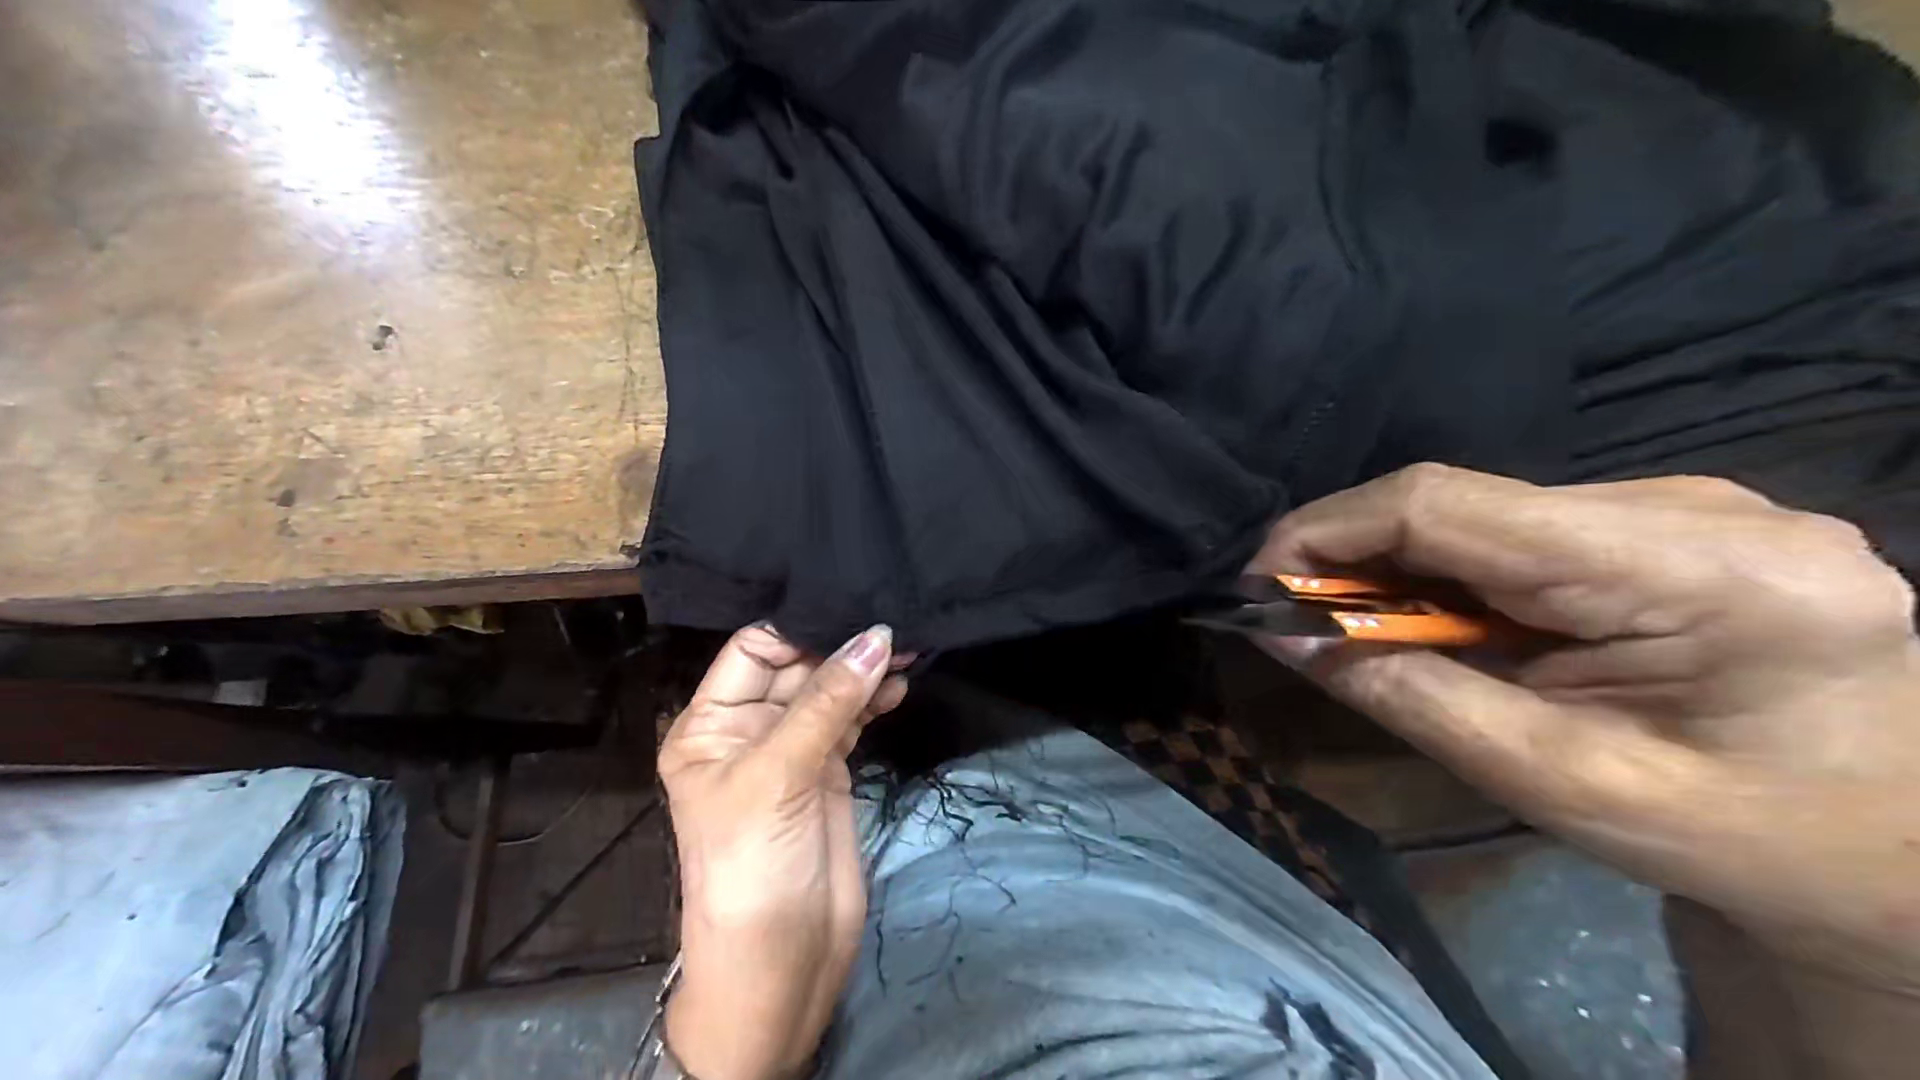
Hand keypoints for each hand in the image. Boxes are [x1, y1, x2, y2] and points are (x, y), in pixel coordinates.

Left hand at [657, 624, 907, 1079]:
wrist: (783, 961)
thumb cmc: (754, 863)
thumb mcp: (778, 775)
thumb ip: (827, 702)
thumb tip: (876, 635)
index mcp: (710, 724)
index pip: (751, 652)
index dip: (796, 630)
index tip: (848, 610)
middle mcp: (748, 729)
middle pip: (796, 666)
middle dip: (839, 646)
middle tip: (891, 625)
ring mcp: (792, 749)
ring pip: (829, 690)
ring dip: (864, 671)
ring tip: (905, 652)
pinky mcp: (829, 768)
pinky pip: (851, 718)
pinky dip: (874, 699)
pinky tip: (898, 685)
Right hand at [1246, 465, 1919, 985]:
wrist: (1891, 850)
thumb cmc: (1735, 837)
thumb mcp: (1551, 781)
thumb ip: (1405, 693)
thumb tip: (1280, 631)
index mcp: (1702, 574)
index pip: (1451, 505)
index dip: (1329, 530)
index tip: (1259, 578)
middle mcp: (1697, 508)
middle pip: (1458, 501)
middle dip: (1353, 554)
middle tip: (1294, 613)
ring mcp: (1685, 504)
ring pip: (1475, 510)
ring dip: (1395, 564)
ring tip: (1363, 625)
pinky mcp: (1663, 519)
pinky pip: (1507, 526)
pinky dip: (1443, 569)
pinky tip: (1438, 617)